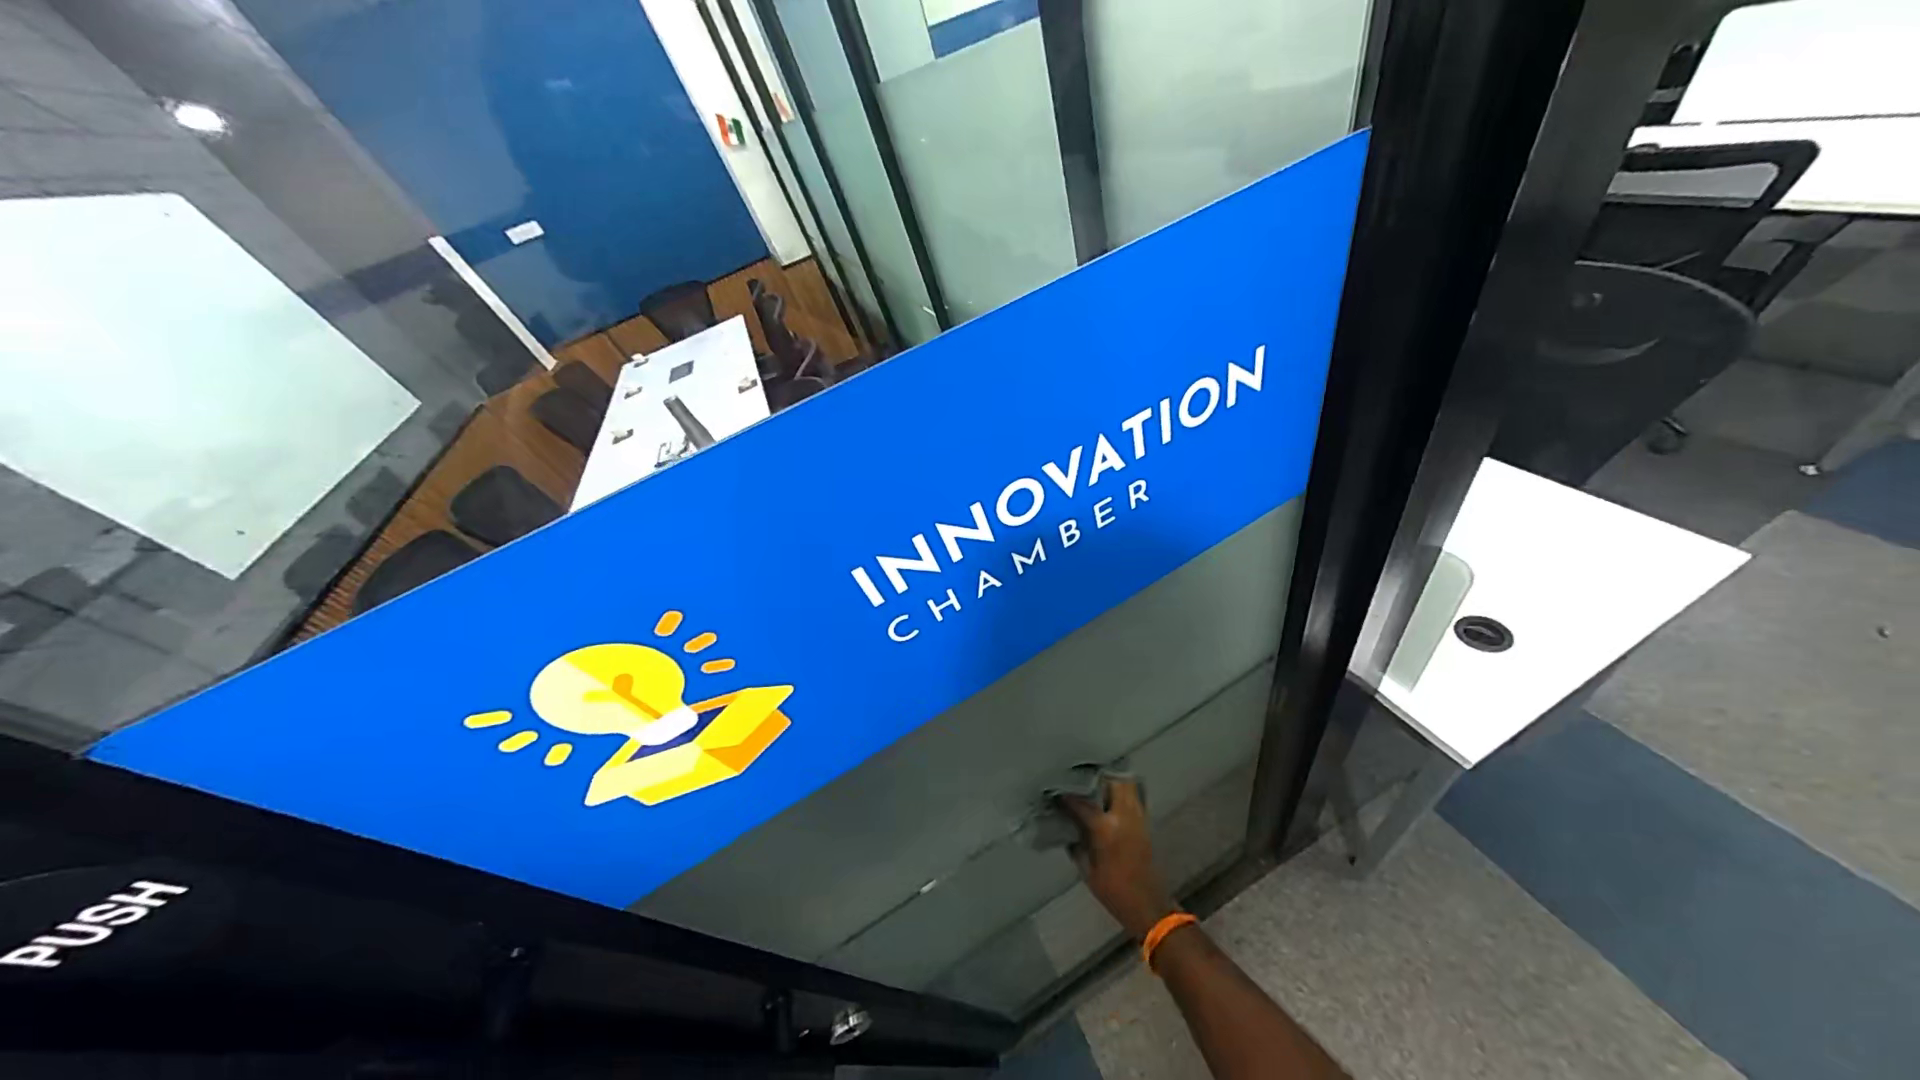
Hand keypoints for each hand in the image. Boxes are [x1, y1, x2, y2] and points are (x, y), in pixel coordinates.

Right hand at [1059, 778, 1177, 939]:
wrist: (1149, 905)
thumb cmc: (1114, 892)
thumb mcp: (1088, 870)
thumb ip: (1077, 843)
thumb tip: (1067, 827)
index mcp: (1106, 829)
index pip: (1082, 803)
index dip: (1067, 796)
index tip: (1056, 792)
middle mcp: (1124, 816)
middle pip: (1113, 781)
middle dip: (1097, 777)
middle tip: (1081, 779)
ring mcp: (1138, 817)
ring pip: (1127, 785)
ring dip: (1112, 781)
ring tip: (1095, 784)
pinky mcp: (1146, 823)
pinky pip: (1134, 797)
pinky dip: (1122, 792)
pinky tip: (1110, 799)